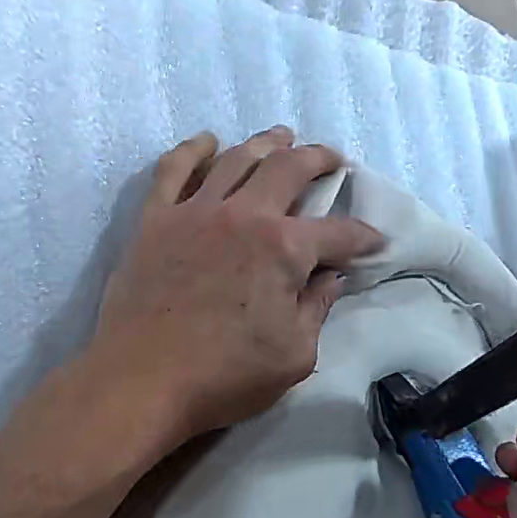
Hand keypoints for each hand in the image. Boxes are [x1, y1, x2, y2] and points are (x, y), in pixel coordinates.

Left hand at [86, 127, 384, 446]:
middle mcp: (244, 215)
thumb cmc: (225, 375)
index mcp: (284, 248)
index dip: (363, 237)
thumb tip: (330, 277)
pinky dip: (193, 149)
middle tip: (334, 160)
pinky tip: (207, 141)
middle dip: (319, 159)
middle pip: (290, 169)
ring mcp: (196, 211)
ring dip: (266, 143)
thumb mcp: (295, 354)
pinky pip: (174, 169)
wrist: (140, 382)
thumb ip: (317, 307)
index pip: (338, 233)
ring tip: (282, 136)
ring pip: (237, 158)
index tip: (376, 241)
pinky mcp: (156, 220)